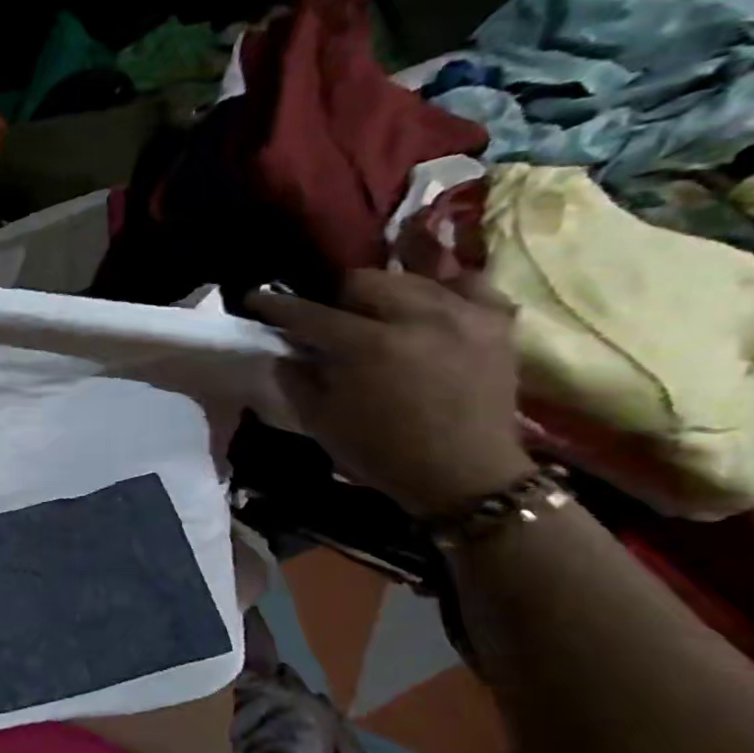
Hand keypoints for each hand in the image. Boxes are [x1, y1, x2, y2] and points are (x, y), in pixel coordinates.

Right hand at [244, 269, 533, 516]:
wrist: (463, 474)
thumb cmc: (382, 454)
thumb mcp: (322, 423)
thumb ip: (297, 381)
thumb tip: (285, 352)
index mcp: (366, 347)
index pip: (310, 314)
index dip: (278, 305)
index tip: (257, 297)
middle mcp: (416, 317)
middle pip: (363, 280)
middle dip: (338, 297)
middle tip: (332, 318)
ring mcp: (462, 314)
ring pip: (411, 278)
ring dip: (385, 294)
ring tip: (379, 315)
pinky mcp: (496, 320)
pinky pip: (467, 283)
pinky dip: (443, 291)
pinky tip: (430, 308)